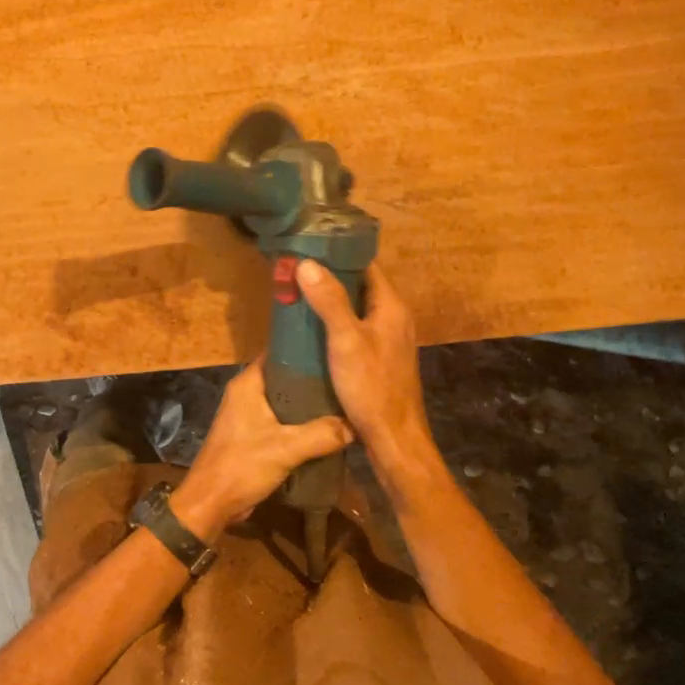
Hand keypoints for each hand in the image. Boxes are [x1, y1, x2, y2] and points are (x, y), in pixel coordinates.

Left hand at [171, 362, 352, 538]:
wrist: (212, 501)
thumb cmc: (242, 465)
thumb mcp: (286, 448)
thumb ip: (322, 434)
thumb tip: (357, 425)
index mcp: (248, 384)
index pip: (278, 353)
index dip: (304, 350)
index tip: (335, 349)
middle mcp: (247, 394)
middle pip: (286, 378)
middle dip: (314, 380)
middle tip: (348, 379)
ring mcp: (250, 415)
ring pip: (286, 402)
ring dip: (310, 405)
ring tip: (346, 401)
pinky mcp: (255, 435)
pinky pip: (283, 422)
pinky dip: (303, 423)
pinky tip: (329, 428)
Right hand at [295, 260, 442, 488]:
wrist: (393, 439)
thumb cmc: (372, 387)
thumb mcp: (346, 341)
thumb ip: (329, 301)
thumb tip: (306, 263)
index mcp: (391, 307)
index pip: (365, 264)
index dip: (337, 252)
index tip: (306, 246)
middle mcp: (392, 318)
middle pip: (359, 286)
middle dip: (327, 276)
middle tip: (292, 270)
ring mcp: (385, 340)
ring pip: (354, 309)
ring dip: (328, 301)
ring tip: (294, 295)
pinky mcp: (376, 359)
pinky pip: (352, 329)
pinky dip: (331, 324)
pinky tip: (307, 331)